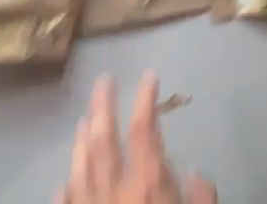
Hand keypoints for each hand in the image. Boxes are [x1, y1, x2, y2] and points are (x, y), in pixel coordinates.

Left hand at [62, 72, 216, 203]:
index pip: (143, 131)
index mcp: (149, 184)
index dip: (145, 99)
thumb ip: (202, 197)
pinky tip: (64, 182)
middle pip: (103, 142)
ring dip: (81, 142)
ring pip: (80, 170)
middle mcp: (115, 191)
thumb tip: (196, 173)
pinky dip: (66, 190)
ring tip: (84, 119)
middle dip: (103, 107)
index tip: (149, 74)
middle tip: (103, 80)